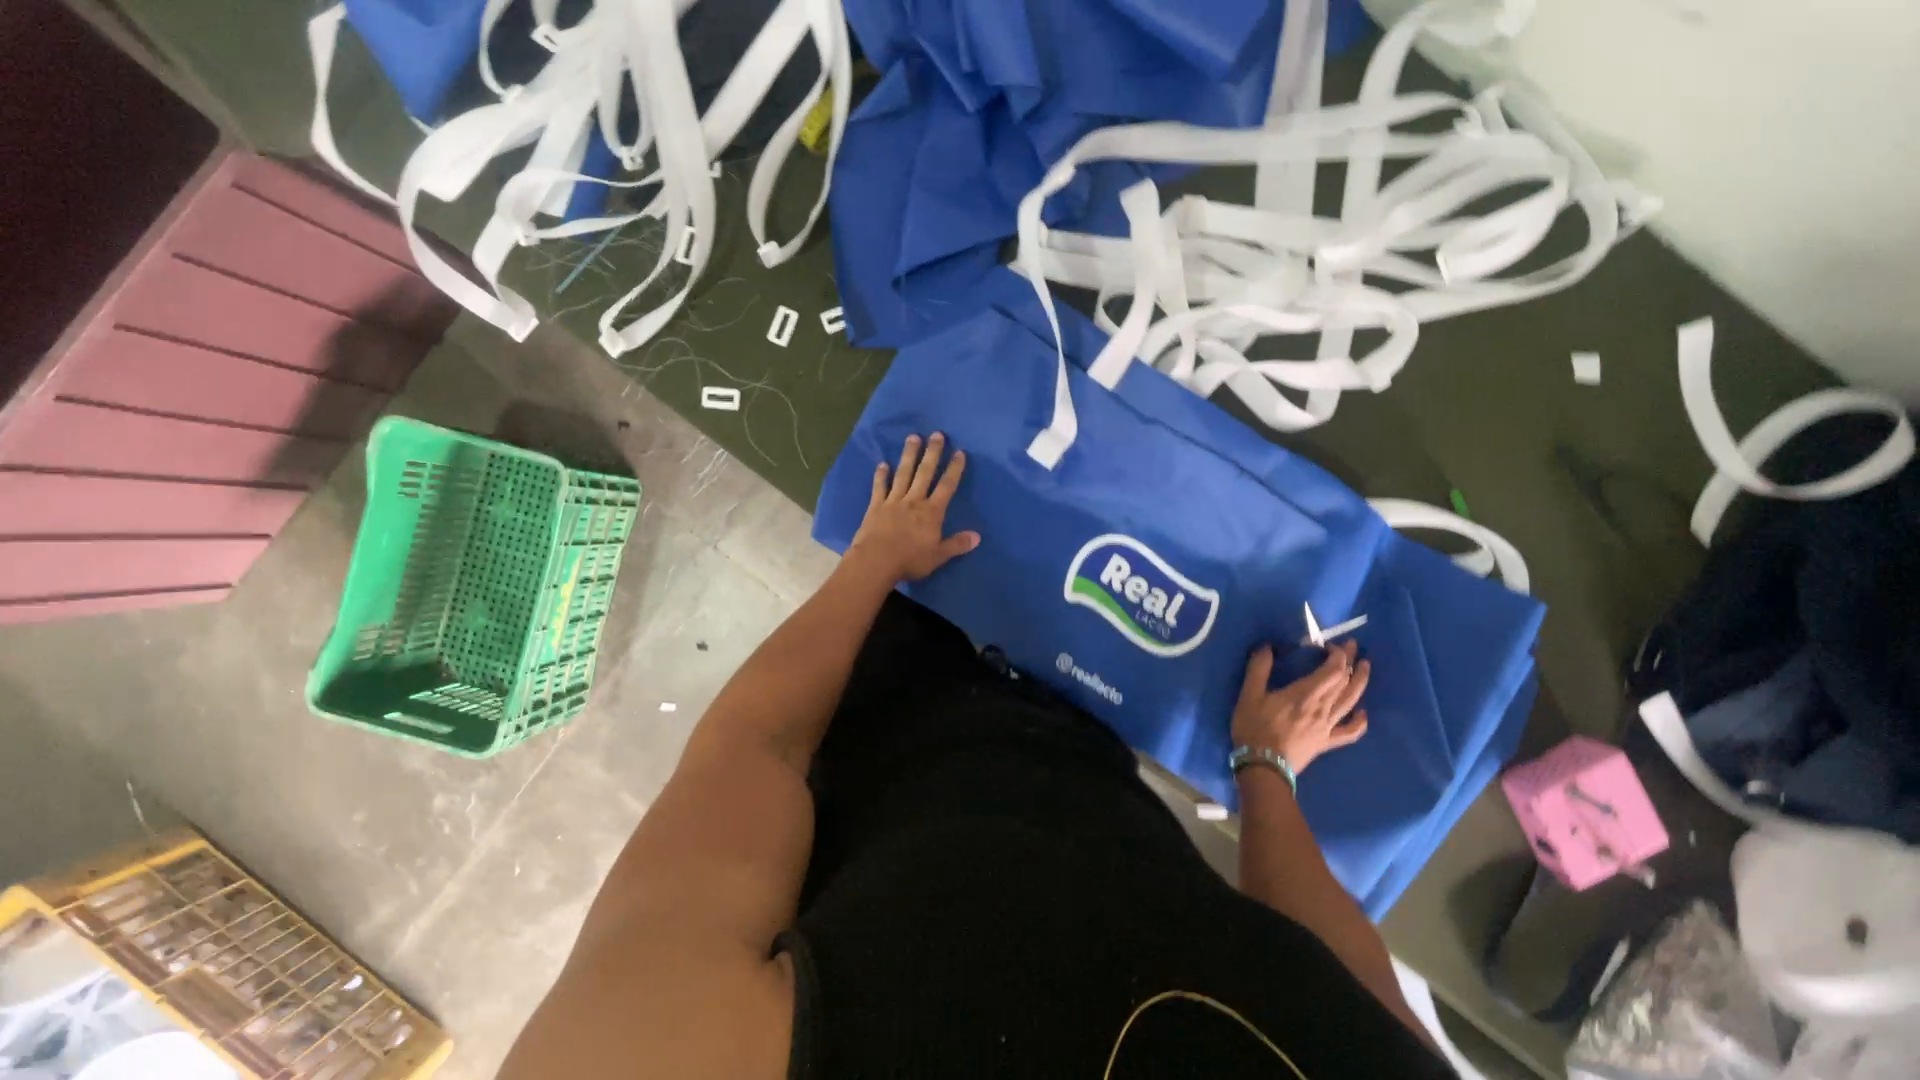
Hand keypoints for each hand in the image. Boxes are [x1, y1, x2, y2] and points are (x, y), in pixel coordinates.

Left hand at [845, 433, 980, 582]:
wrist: (876, 560)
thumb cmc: (910, 559)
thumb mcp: (938, 556)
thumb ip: (957, 544)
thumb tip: (977, 536)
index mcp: (932, 512)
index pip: (946, 486)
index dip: (954, 469)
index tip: (959, 452)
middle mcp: (914, 500)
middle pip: (925, 472)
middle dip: (932, 453)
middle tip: (937, 434)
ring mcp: (893, 501)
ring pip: (903, 473)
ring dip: (909, 455)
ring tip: (913, 437)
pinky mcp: (876, 506)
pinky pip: (880, 487)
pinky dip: (881, 475)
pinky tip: (882, 464)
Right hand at [1231, 640, 1370, 775]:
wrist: (1263, 767)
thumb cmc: (1255, 729)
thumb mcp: (1249, 695)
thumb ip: (1259, 668)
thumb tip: (1267, 646)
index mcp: (1306, 694)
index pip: (1334, 669)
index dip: (1337, 654)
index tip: (1328, 644)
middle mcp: (1323, 707)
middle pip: (1345, 681)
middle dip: (1351, 661)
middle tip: (1353, 646)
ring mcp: (1327, 726)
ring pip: (1351, 701)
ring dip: (1361, 682)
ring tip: (1366, 668)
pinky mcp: (1326, 742)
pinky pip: (1349, 732)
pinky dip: (1360, 722)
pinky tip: (1363, 714)